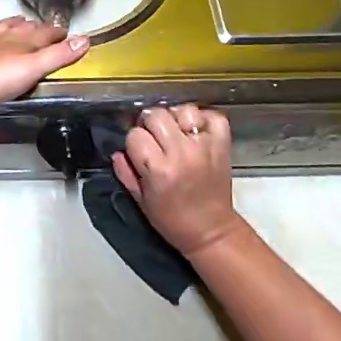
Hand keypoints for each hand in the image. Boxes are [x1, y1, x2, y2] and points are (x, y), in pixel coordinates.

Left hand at [0, 15, 88, 109]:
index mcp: (25, 42)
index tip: (69, 34)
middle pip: (26, 29)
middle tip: (47, 27)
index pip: (47, 34)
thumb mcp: (35, 68)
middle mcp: (6, 38)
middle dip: (38, 27)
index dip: (59, 34)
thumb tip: (85, 39)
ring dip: (12, 24)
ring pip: (2, 28)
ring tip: (20, 19)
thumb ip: (59, 55)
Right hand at [111, 105, 251, 258]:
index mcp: (158, 169)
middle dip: (150, 126)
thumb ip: (126, 173)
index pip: (135, 135)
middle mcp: (181, 153)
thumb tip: (118, 152)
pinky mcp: (222, 144)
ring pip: (183, 110)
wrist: (211, 231)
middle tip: (155, 140)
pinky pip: (212, 116)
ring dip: (176, 119)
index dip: (134, 142)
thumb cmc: (172, 220)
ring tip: (176, 133)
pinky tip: (195, 131)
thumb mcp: (141, 201)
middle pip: (156, 116)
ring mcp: (204, 146)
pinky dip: (203, 119)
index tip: (139, 152)